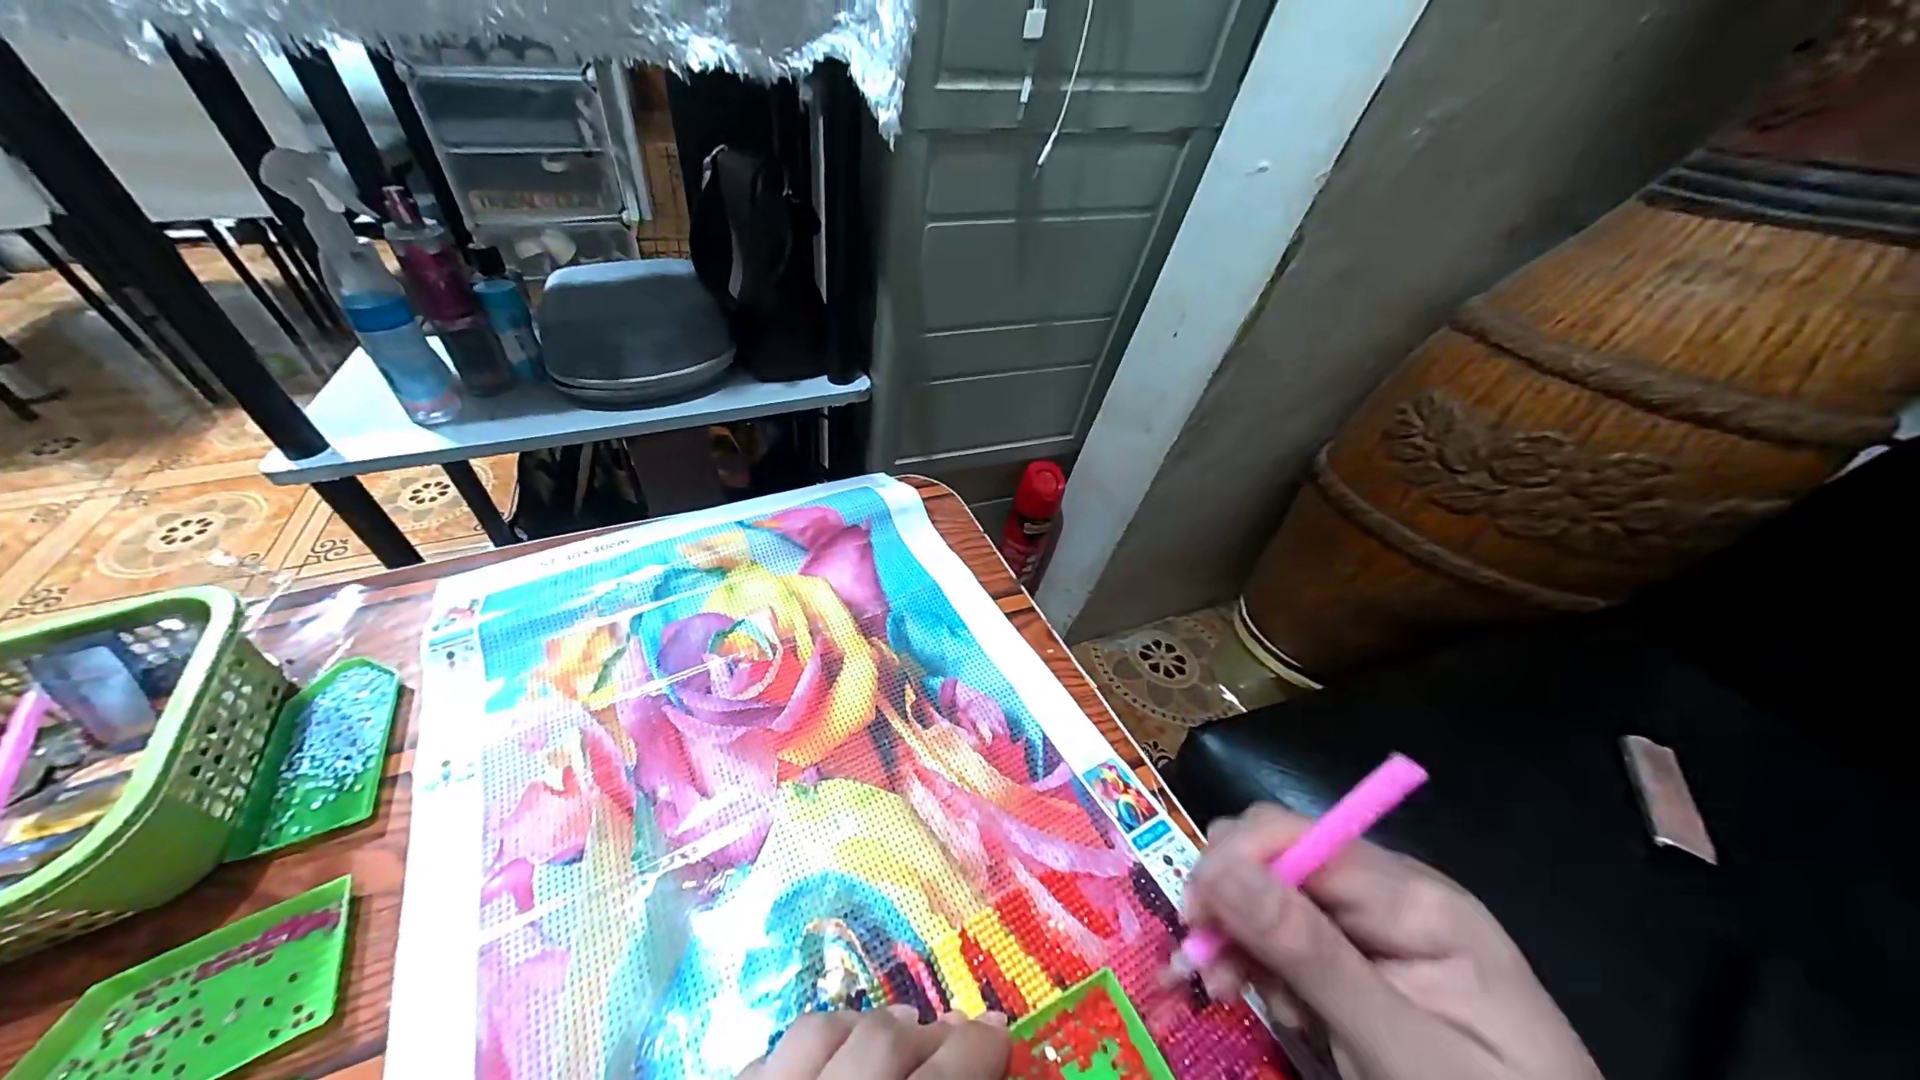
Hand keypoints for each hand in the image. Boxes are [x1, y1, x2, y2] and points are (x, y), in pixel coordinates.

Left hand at [740, 1005, 1010, 1079]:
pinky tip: (830, 1056)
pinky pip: (765, 1055)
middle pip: (882, 1044)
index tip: (1001, 1032)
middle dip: (927, 1034)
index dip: (979, 1051)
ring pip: (820, 1030)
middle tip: (950, 1035)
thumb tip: (984, 1054)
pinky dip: (807, 1049)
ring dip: (867, 1025)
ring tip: (896, 1030)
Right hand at [1184, 804, 1603, 1079]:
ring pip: (1270, 891)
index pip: (1297, 834)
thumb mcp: (1400, 1051)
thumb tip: (1218, 865)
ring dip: (1235, 934)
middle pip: (1277, 854)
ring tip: (1229, 991)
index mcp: (1416, 899)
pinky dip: (1256, 958)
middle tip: (1208, 967)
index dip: (1233, 862)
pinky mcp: (1359, 956)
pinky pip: (1285, 932)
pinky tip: (1260, 995)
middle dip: (1228, 898)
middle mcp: (1390, 893)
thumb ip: (1310, 953)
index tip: (1194, 924)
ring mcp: (1374, 924)